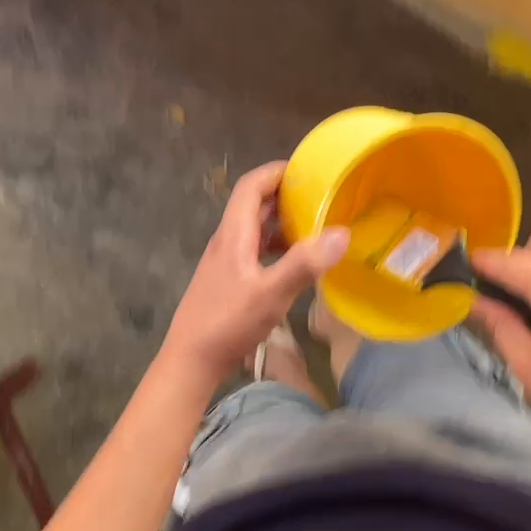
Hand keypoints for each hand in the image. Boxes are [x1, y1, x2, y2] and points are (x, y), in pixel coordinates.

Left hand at [160, 161, 349, 377]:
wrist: (190, 360)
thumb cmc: (227, 323)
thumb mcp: (271, 294)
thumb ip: (304, 263)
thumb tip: (341, 232)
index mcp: (233, 234)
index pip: (251, 186)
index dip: (276, 171)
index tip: (307, 169)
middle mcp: (226, 241)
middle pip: (252, 204)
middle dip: (284, 194)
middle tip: (319, 196)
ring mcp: (224, 262)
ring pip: (253, 229)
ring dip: (280, 222)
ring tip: (312, 225)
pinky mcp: (226, 282)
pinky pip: (253, 251)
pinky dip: (274, 247)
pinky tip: (292, 263)